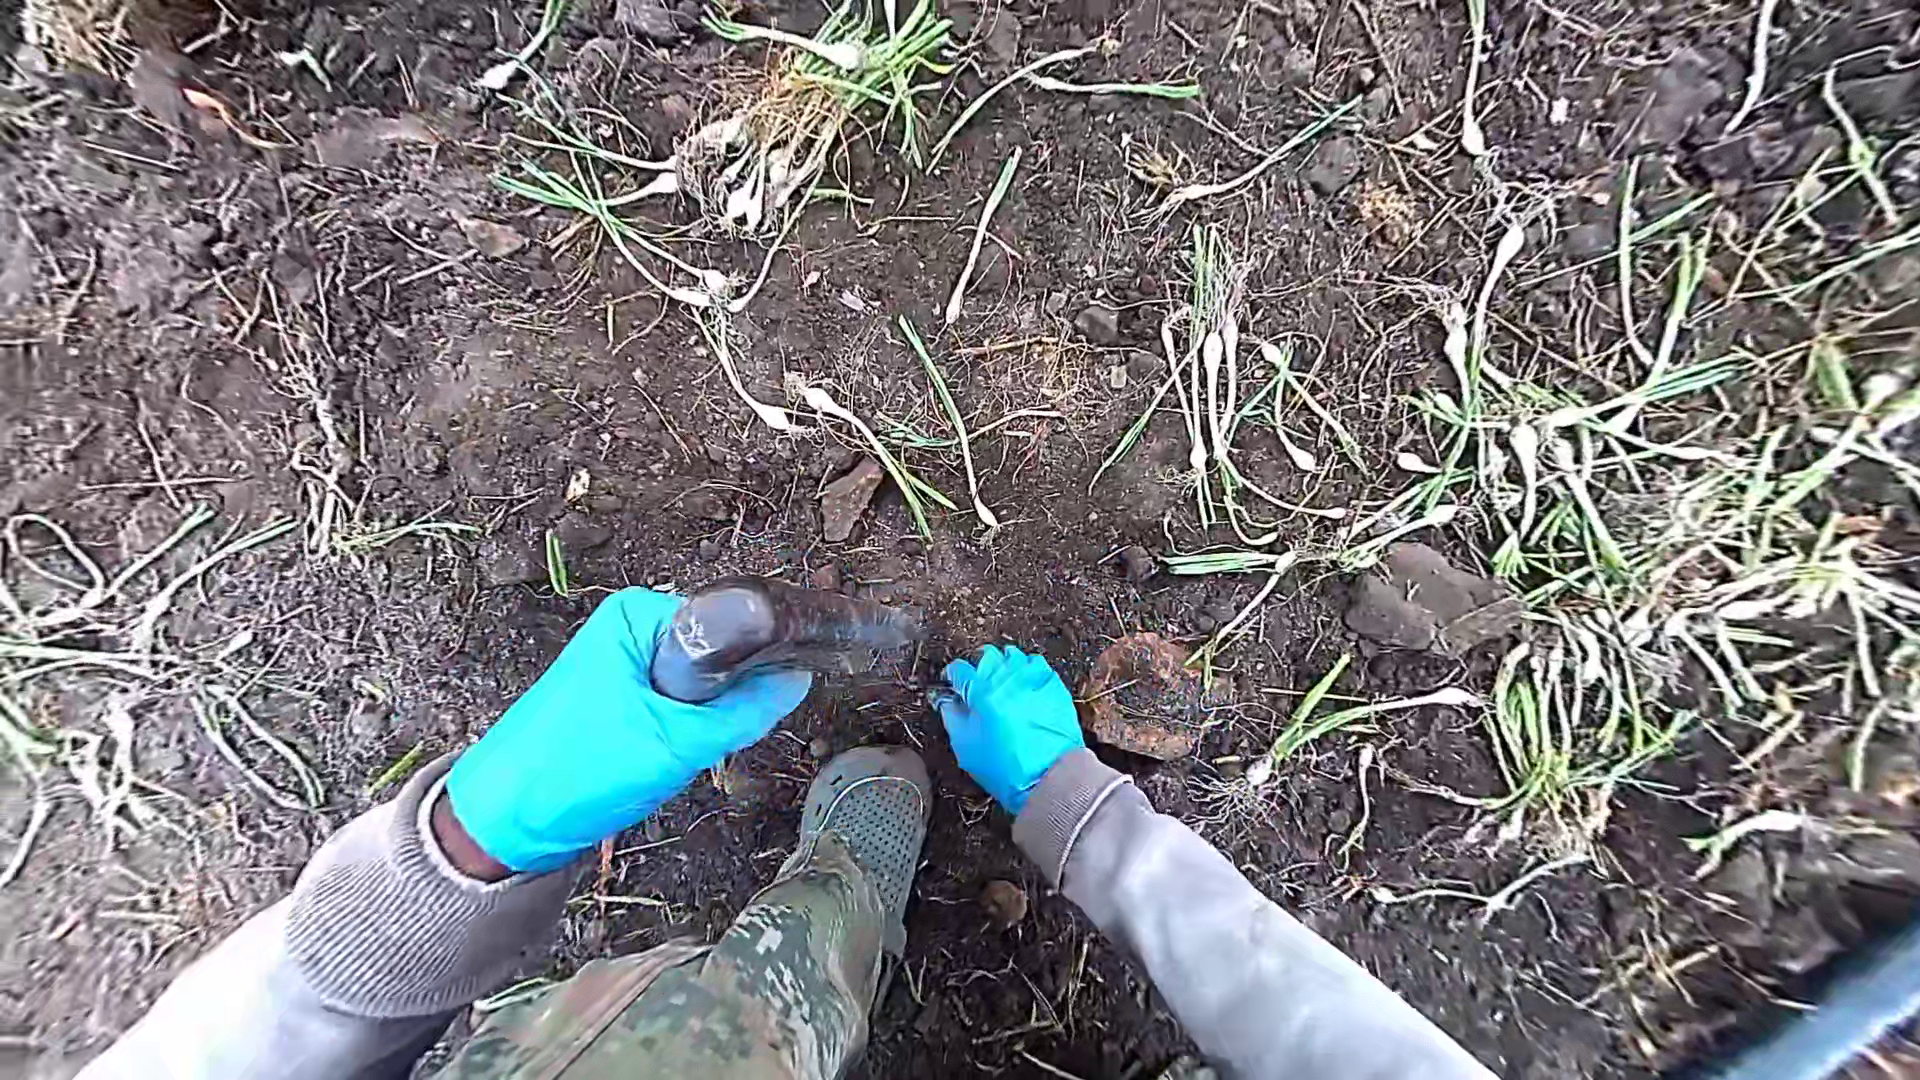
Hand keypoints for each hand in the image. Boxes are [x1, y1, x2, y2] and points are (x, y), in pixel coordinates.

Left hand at [446, 587, 811, 872]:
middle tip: (714, 730)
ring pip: (701, 678)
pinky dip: (688, 720)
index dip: (755, 658)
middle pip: (717, 650)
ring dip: (707, 711)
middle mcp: (631, 625)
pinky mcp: (622, 687)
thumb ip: (748, 710)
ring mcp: (625, 656)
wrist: (500, 829)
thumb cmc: (577, 772)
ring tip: (685, 742)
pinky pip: (679, 694)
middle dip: (728, 692)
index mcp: (637, 614)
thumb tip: (799, 679)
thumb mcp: (679, 742)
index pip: (727, 620)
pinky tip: (672, 746)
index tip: (768, 693)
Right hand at [935, 645, 1083, 813]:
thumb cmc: (1006, 767)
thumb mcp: (966, 746)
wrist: (1050, 776)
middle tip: (979, 685)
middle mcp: (1005, 677)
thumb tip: (946, 700)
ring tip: (1003, 686)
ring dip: (1004, 666)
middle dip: (979, 667)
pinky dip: (1027, 672)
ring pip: (1011, 655)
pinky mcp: (1051, 682)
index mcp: (980, 691)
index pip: (958, 669)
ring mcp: (1030, 677)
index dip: (953, 677)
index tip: (955, 685)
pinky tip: (1025, 689)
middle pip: (985, 655)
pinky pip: (1035, 665)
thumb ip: (952, 716)